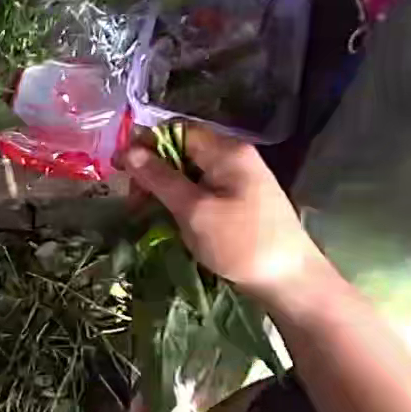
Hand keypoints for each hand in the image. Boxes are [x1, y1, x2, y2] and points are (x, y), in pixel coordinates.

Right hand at [116, 124, 329, 304]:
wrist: (290, 281)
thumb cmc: (241, 243)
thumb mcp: (194, 211)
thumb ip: (161, 178)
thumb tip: (130, 150)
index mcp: (226, 151)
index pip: (177, 131)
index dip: (146, 145)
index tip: (120, 170)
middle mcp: (235, 157)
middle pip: (183, 150)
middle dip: (153, 171)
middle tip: (134, 201)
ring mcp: (240, 180)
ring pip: (191, 173)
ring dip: (166, 189)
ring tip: (146, 213)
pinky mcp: (241, 202)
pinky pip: (204, 191)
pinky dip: (183, 201)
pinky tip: (171, 220)